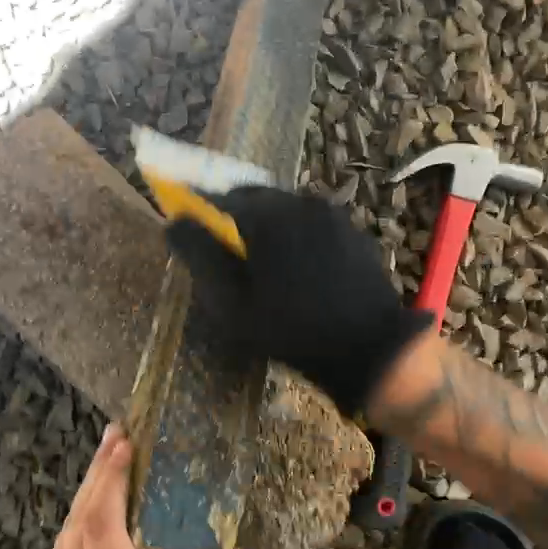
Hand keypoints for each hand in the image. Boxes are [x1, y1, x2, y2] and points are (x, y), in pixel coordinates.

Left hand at [29, 425, 238, 548]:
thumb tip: (227, 522)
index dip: (109, 479)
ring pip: (62, 540)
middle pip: (77, 525)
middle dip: (96, 475)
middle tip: (115, 436)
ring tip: (107, 463)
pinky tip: (91, 510)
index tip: (123, 441)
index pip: (102, 528)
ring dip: (84, 499)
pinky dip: (75, 531)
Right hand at [164, 186, 431, 414]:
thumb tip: (174, 221)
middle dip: (236, 219)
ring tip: (265, 265)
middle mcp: (301, 201)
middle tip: (229, 254)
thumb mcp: (232, 305)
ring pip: (285, 209)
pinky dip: (296, 236)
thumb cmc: (292, 330)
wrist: (373, 350)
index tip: (193, 233)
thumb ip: (200, 257)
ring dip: (268, 227)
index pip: (219, 198)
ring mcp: (332, 214)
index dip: (202, 214)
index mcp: (268, 215)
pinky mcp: (353, 230)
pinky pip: (312, 223)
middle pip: (255, 198)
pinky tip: (298, 270)